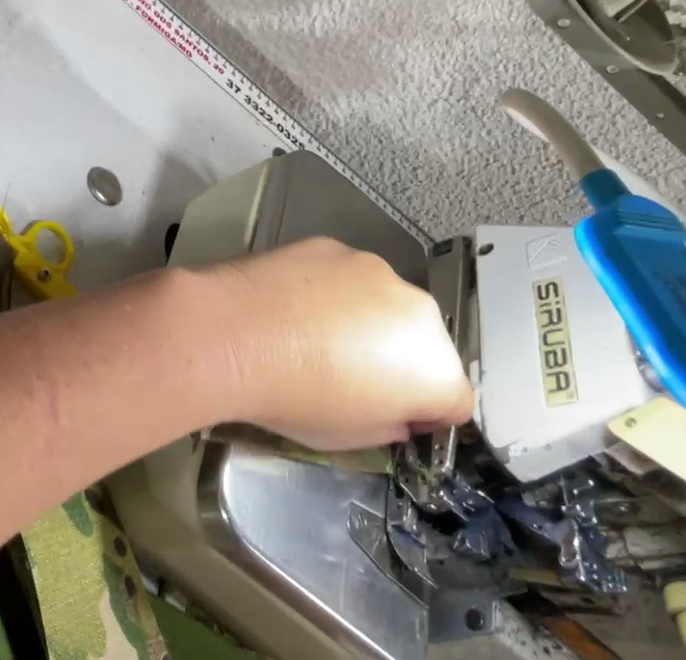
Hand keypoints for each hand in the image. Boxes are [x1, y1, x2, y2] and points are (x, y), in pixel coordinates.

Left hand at [187, 237, 473, 449]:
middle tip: (346, 372)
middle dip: (397, 360)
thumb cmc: (292, 397)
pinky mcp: (334, 247)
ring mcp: (375, 271)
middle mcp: (420, 313)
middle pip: (423, 344)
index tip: (391, 414)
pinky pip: (344, 275)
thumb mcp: (351, 437)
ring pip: (384, 303)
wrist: (232, 335)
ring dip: (364, 318)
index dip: (424, 413)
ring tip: (312, 333)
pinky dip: (327, 289)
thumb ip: (390, 422)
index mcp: (436, 372)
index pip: (453, 402)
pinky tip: (290, 304)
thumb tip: (393, 410)